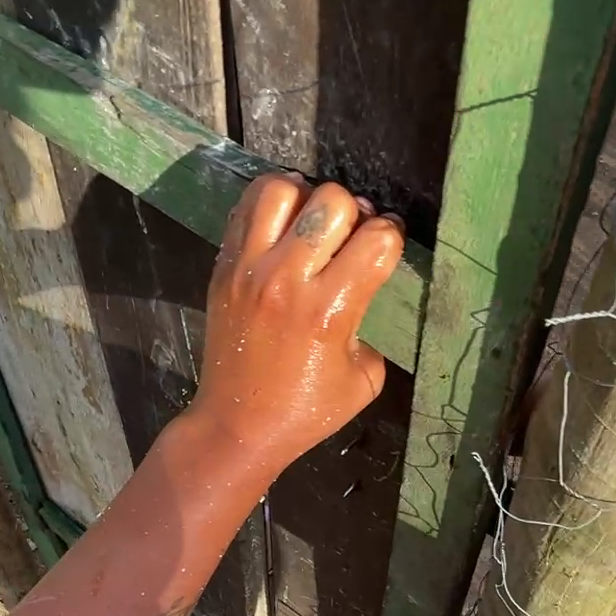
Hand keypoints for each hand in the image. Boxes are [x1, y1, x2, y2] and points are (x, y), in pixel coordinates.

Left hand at [187, 173, 401, 472]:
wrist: (237, 426)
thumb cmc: (305, 411)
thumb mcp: (364, 380)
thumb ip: (374, 327)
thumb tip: (369, 287)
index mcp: (328, 311)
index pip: (377, 239)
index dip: (392, 237)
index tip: (386, 249)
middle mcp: (287, 280)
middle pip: (332, 201)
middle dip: (354, 213)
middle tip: (349, 236)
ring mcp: (249, 269)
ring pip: (282, 189)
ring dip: (306, 198)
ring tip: (310, 222)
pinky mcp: (224, 268)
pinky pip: (245, 208)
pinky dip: (270, 205)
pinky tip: (282, 226)